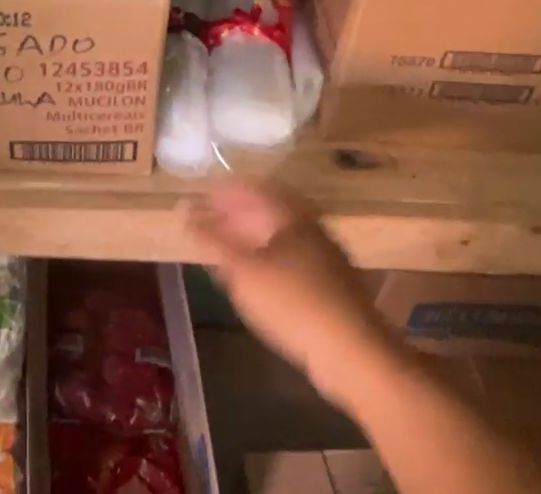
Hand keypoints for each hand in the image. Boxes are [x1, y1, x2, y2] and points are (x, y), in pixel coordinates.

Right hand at [185, 180, 405, 404]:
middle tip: (212, 222)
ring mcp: (327, 257)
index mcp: (292, 216)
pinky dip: (268, 258)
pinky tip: (256, 278)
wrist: (353, 353)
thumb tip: (187, 211)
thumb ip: (213, 240)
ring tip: (228, 250)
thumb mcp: (242, 271)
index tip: (201, 196)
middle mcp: (313, 229)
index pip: (253, 188)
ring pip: (282, 235)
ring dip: (253, 237)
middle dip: (238, 213)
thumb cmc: (292, 303)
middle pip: (270, 210)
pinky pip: (293, 258)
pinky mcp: (334, 286)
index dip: (225, 190)